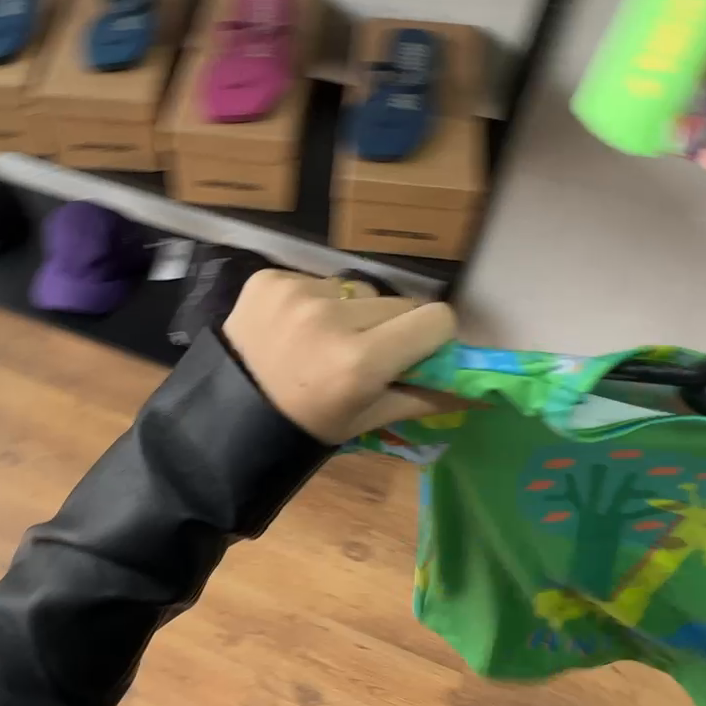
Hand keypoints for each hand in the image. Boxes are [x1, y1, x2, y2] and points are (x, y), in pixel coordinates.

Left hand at [222, 270, 459, 443]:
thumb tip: (479, 391)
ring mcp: (295, 293)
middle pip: (397, 302)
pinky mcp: (268, 279)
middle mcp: (331, 317)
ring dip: (349, 311)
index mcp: (360, 361)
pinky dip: (311, 302)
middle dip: (389, 328)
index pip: (436, 319)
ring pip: (356, 289)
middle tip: (362, 355)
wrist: (227, 417)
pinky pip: (314, 280)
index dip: (432, 337)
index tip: (417, 352)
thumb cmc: (303, 426)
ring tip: (321, 342)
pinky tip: (291, 330)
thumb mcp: (365, 420)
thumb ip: (425, 397)